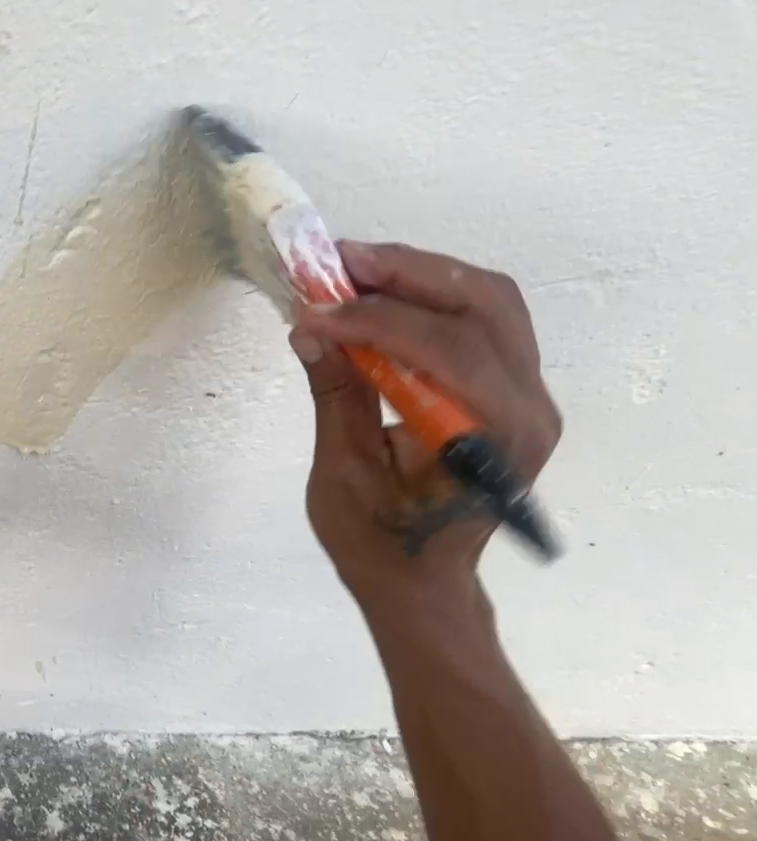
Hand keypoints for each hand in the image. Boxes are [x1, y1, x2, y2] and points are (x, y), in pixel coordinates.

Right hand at [289, 241, 561, 606]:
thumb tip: (311, 331)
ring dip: (419, 274)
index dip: (375, 318)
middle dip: (405, 273)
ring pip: (490, 302)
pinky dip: (428, 296)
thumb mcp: (343, 474)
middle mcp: (527, 404)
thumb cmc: (376, 541)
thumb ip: (336, 397)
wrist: (419, 579)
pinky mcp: (506, 389)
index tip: (311, 307)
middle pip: (484, 305)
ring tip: (351, 268)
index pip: (446, 347)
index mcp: (493, 434)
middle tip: (334, 261)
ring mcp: (525, 394)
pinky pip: (480, 320)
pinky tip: (378, 294)